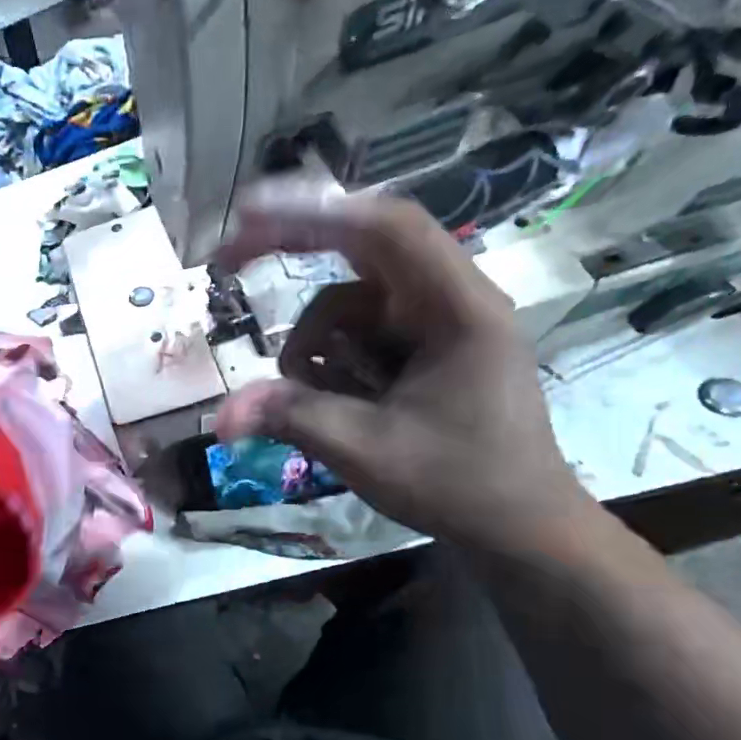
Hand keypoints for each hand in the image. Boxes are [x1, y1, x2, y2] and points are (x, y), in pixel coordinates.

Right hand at [212, 188, 593, 553]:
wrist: (520, 527)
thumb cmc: (459, 485)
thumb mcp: (367, 451)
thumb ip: (293, 419)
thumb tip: (220, 416)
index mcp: (457, 307)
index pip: (383, 229)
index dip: (312, 212)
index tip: (247, 217)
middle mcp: (450, 299)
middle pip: (361, 251)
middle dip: (294, 255)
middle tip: (232, 260)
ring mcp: (437, 323)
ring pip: (351, 304)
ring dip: (317, 345)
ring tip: (314, 403)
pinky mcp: (425, 348)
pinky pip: (361, 334)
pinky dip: (333, 363)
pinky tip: (337, 403)